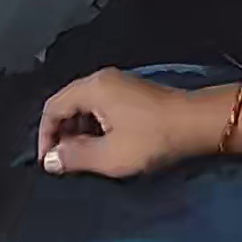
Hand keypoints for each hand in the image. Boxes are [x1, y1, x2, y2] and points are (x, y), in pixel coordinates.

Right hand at [36, 69, 220, 178]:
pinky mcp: (129, 91)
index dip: (45, 135)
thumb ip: (76, 157)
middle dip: (61, 133)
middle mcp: (100, 78)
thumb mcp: (111, 155)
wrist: (196, 123)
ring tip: (83, 157)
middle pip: (67, 103)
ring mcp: (117, 82)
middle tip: (64, 162)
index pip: (53, 107)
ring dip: (77, 130)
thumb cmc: (151, 138)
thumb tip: (49, 159)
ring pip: (83, 104)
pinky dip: (93, 124)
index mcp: (92, 87)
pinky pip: (99, 105)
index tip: (49, 162)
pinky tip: (103, 145)